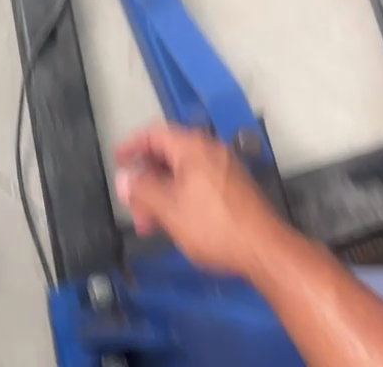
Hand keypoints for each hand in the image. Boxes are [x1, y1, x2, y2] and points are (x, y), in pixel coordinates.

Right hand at [113, 123, 288, 276]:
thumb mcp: (169, 209)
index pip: (155, 134)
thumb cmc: (216, 227)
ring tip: (152, 223)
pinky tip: (175, 221)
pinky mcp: (232, 186)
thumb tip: (124, 178)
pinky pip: (198, 181)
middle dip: (146, 180)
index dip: (133, 145)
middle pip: (168, 153)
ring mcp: (224, 167)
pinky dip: (180, 196)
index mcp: (193, 147)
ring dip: (162, 193)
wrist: (263, 249)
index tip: (118, 160)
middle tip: (134, 206)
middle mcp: (210, 150)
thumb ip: (142, 190)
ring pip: (182, 171)